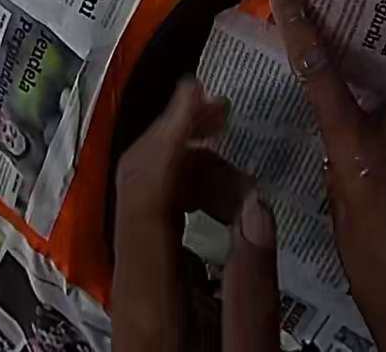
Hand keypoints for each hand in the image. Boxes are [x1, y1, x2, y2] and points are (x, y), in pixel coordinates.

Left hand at [113, 78, 279, 351]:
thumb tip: (256, 205)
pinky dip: (192, 194)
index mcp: (147, 293)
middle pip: (142, 178)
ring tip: (245, 187)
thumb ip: (253, 291)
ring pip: (153, 189)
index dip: (170, 132)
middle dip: (181, 135)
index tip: (200, 92)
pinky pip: (162, 212)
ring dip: (196, 169)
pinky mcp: (148, 275)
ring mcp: (134, 271)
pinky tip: (225, 204)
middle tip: (226, 114)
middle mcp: (129, 272)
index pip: (145, 189)